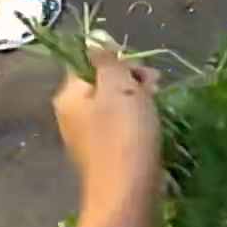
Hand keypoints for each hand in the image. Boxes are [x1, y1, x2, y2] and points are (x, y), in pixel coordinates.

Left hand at [51, 46, 161, 205]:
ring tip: (157, 106)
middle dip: (133, 79)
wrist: (127, 187)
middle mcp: (71, 112)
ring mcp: (86, 131)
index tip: (143, 72)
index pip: (90, 62)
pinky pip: (120, 120)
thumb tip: (94, 38)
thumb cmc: (124, 133)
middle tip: (155, 87)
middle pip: (103, 80)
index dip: (119, 61)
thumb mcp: (118, 88)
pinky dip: (137, 117)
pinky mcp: (104, 147)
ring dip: (139, 97)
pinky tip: (151, 124)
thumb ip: (107, 62)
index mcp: (69, 95)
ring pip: (114, 100)